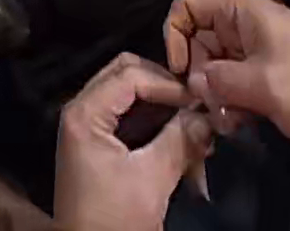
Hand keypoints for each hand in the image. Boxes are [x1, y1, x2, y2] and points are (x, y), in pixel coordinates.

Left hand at [54, 53, 213, 230]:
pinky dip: (154, 123)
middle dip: (163, 87)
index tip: (199, 101)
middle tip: (194, 105)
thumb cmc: (113, 224)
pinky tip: (181, 139)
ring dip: (162, 107)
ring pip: (129, 94)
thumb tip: (208, 114)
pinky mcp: (96, 144)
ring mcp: (87, 126)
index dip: (167, 84)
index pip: (130, 75)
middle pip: (126, 74)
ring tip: (194, 124)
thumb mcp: (150, 182)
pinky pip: (127, 116)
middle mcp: (81, 110)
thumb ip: (180, 141)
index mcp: (85, 113)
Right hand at [164, 0, 289, 161]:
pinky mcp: (268, 78)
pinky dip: (230, 104)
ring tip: (230, 122)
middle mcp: (244, 26)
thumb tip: (192, 83)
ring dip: (214, 95)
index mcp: (241, 11)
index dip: (175, 35)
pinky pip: (233, 84)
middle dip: (195, 73)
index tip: (181, 74)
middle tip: (208, 108)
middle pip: (196, 38)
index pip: (187, 4)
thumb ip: (220, 81)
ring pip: (213, 66)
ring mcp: (257, 52)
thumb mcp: (266, 85)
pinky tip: (241, 125)